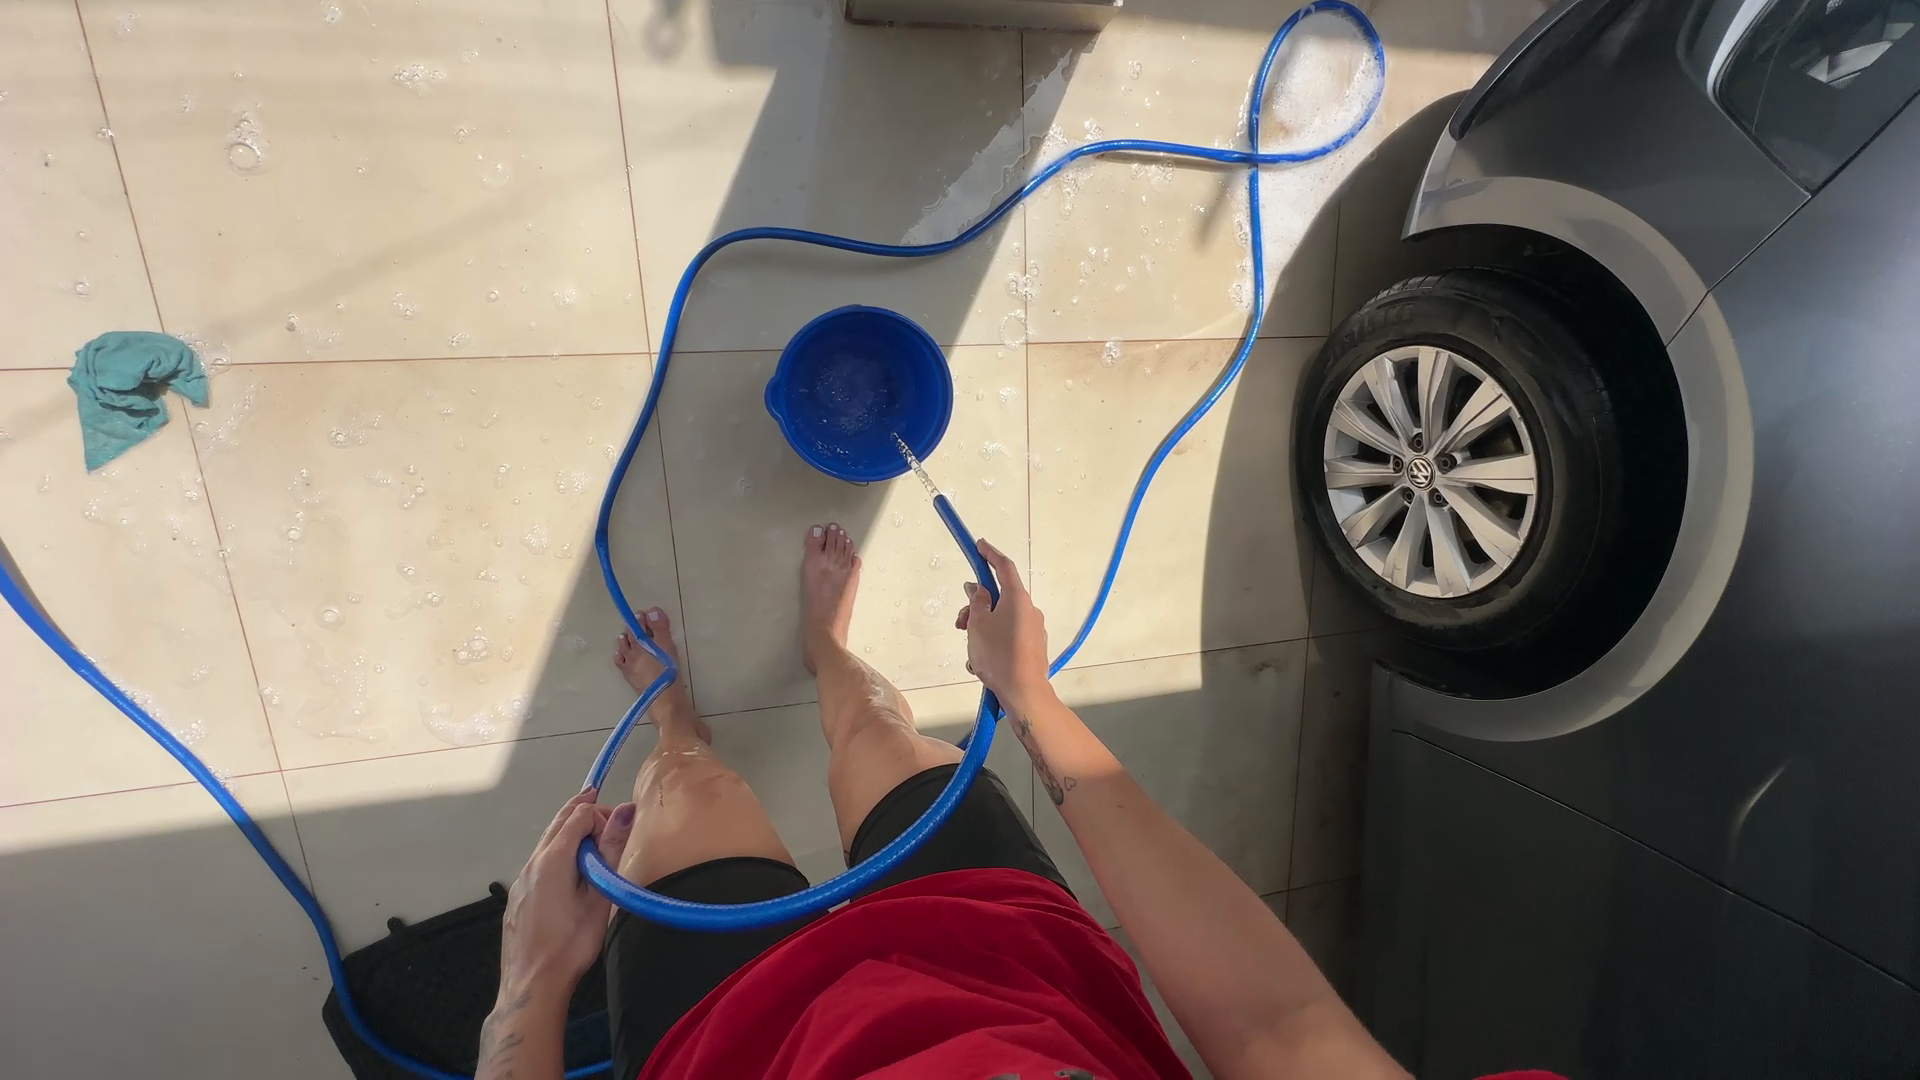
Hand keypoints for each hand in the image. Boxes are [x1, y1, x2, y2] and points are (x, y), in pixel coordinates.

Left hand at [499, 789, 635, 997]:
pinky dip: (558, 850)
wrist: (532, 988)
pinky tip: (571, 866)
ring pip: (546, 842)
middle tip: (602, 801)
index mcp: (552, 859)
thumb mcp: (600, 894)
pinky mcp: (517, 899)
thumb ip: (611, 849)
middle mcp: (532, 864)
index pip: (578, 816)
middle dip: (581, 810)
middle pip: (557, 823)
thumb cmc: (572, 942)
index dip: (601, 813)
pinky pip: (540, 861)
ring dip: (569, 830)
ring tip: (593, 832)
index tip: (620, 826)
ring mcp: (520, 882)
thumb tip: (625, 809)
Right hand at [954, 538, 1053, 709]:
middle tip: (961, 623)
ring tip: (971, 652)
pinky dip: (992, 645)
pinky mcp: (1033, 648)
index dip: (990, 554)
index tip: (979, 546)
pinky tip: (982, 664)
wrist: (1023, 692)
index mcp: (1017, 598)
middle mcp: (1029, 610)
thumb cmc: (998, 654)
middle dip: (977, 607)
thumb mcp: (978, 624)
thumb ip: (976, 602)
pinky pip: (1007, 639)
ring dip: (982, 630)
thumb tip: (977, 588)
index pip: (1004, 566)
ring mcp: (1034, 630)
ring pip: (1001, 620)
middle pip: (1000, 598)